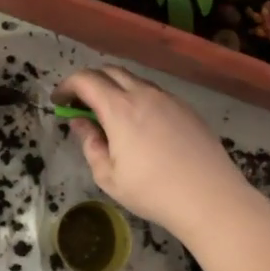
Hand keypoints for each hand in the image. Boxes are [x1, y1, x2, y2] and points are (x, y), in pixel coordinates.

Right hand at [55, 66, 259, 231]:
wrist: (210, 199)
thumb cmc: (152, 191)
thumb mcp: (108, 176)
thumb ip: (90, 144)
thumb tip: (81, 123)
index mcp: (120, 108)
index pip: (86, 80)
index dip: (67, 86)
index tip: (59, 101)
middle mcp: (145, 94)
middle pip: (111, 72)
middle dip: (90, 82)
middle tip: (81, 104)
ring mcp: (170, 100)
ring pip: (136, 81)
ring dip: (116, 89)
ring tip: (110, 116)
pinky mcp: (188, 110)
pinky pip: (156, 94)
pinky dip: (139, 99)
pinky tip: (141, 127)